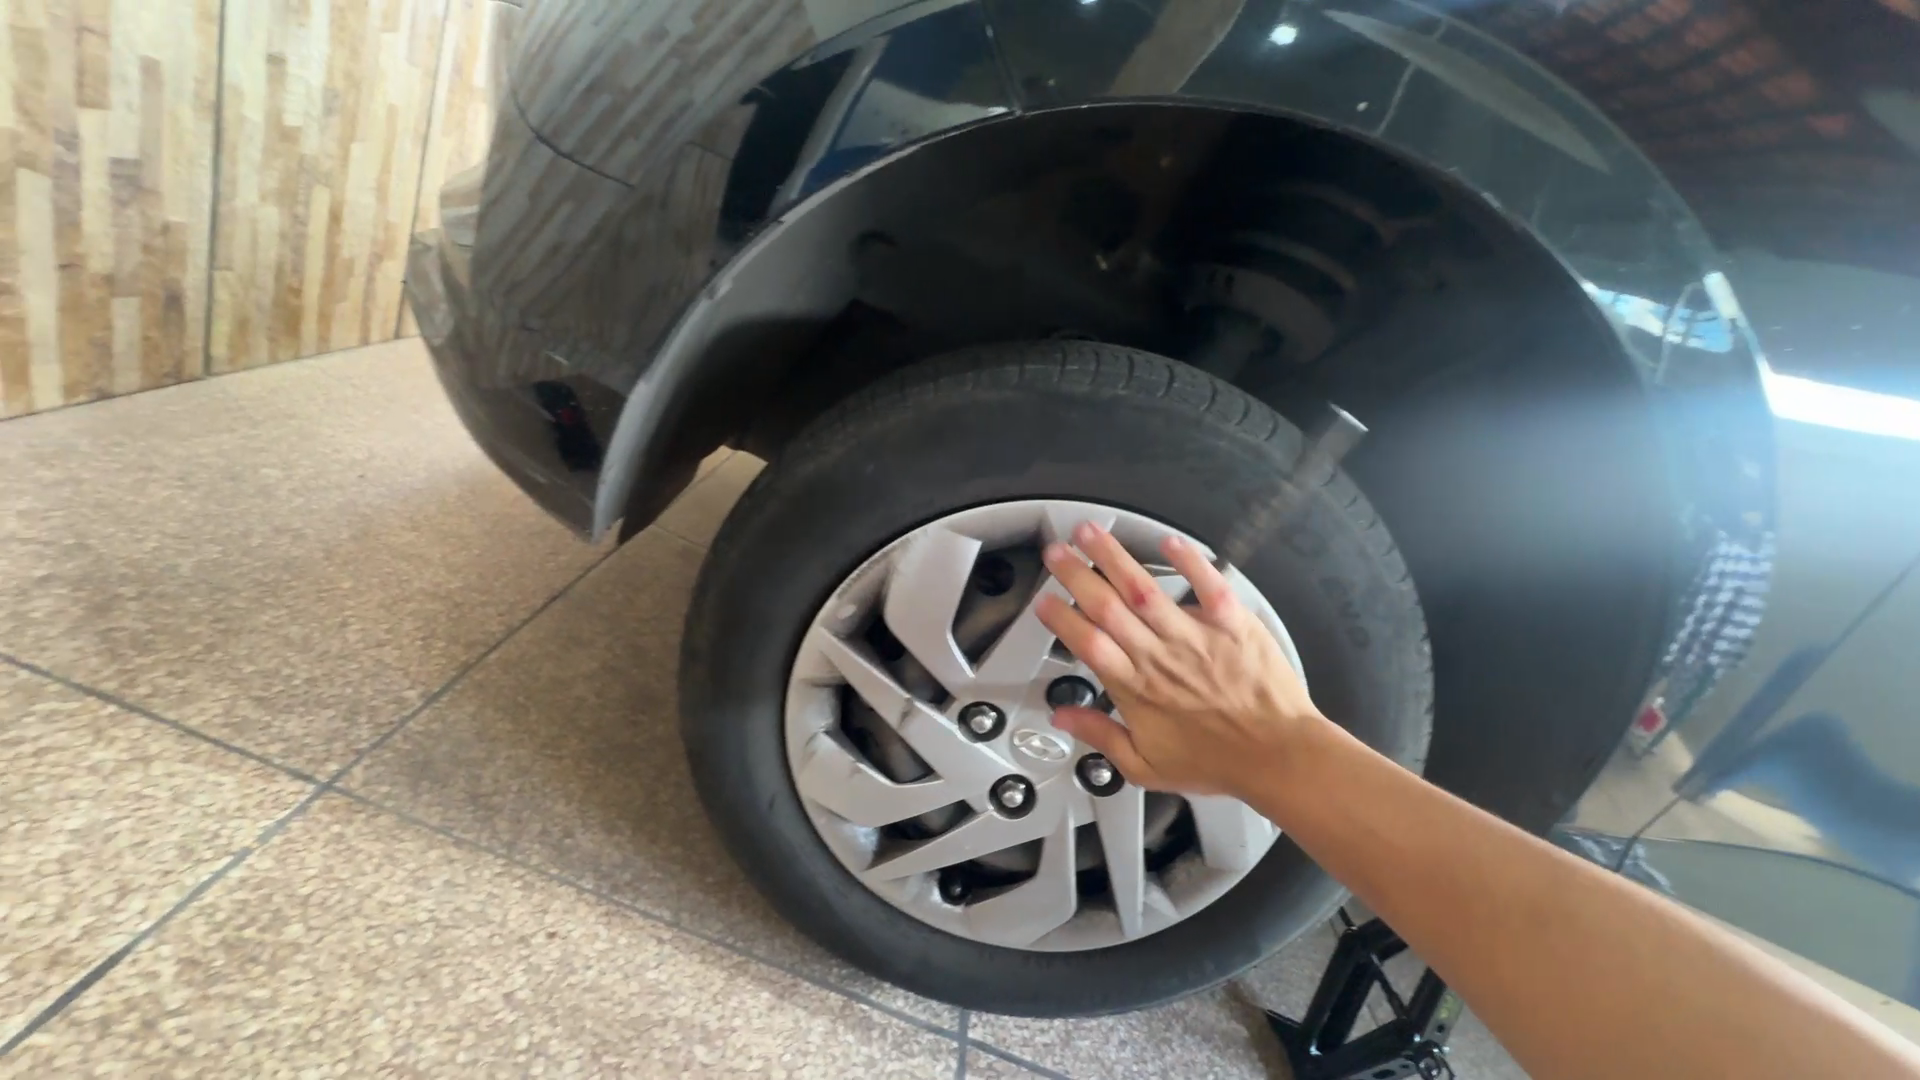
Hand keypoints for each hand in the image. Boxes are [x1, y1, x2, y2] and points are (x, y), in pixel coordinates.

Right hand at [1035, 523, 1326, 799]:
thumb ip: (1100, 737)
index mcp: (1137, 687)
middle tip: (1056, 552)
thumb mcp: (1146, 766)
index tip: (1044, 601)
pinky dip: (1188, 560)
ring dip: (1113, 557)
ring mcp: (1194, 636)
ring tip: (1091, 534)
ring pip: (1144, 588)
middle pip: (1106, 606)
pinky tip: (1168, 541)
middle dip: (1075, 574)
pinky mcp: (1230, 623)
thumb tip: (1063, 719)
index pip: (1087, 643)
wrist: (1279, 757)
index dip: (1060, 618)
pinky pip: (1207, 584)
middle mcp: (1159, 656)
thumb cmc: (1219, 761)